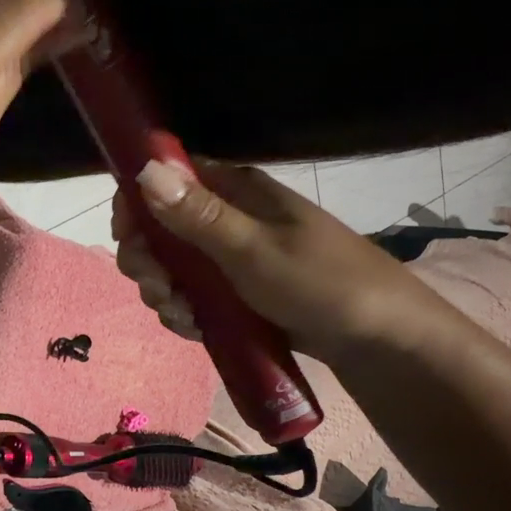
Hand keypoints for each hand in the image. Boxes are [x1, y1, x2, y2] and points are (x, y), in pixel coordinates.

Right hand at [113, 159, 452, 361]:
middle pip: (157, 228)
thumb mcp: (252, 249)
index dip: (135, 205)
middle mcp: (228, 217)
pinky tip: (195, 328)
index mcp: (235, 192)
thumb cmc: (321, 284)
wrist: (381, 342)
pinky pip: (190, 295)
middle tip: (159, 288)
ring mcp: (230, 256)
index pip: (165, 179)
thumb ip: (195, 214)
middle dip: (147, 261)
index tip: (129, 238)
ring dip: (163, 292)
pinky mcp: (235, 292)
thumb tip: (143, 168)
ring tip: (184, 316)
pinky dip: (184, 312)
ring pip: (169, 267)